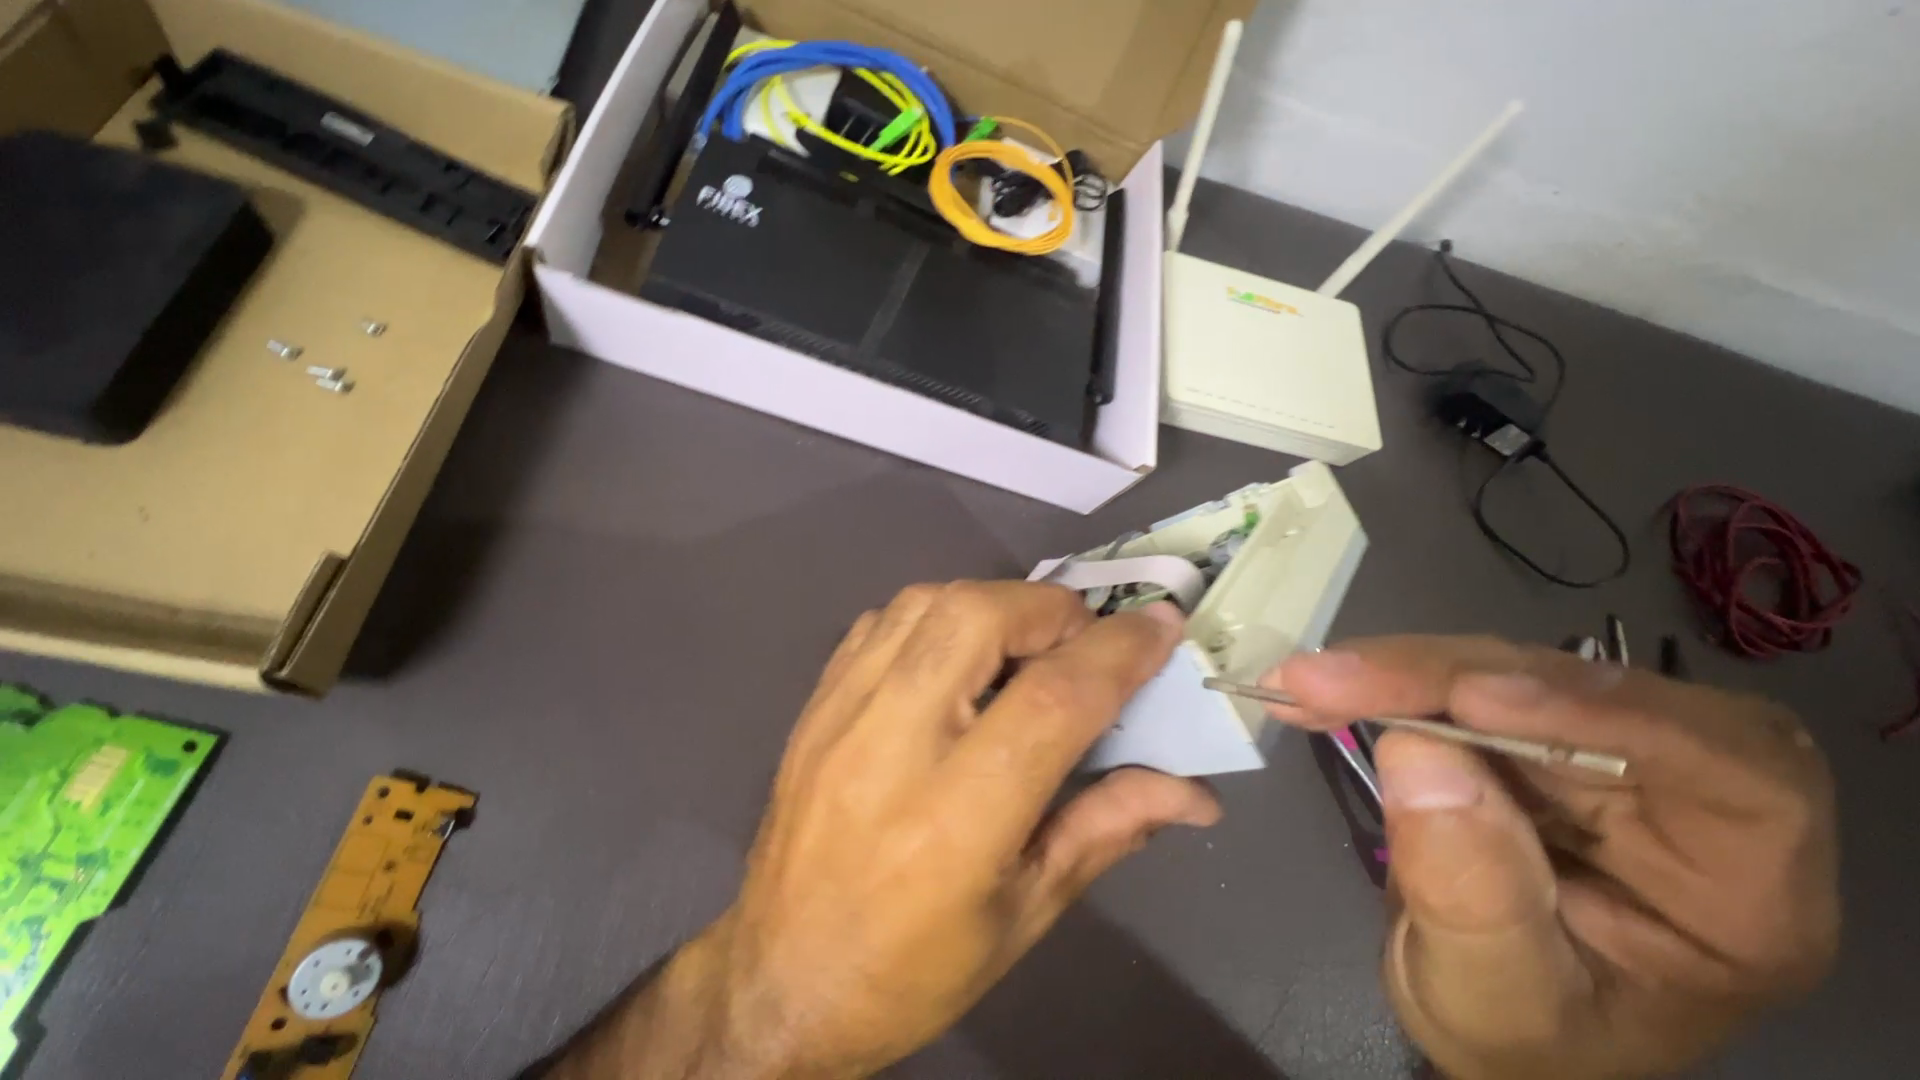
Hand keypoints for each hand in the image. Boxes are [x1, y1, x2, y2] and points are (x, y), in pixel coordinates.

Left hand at [548, 582, 1219, 1079]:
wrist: (782, 980)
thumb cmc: (915, 967)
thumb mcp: (1027, 913)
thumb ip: (1108, 828)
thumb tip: (1195, 792)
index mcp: (957, 818)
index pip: (1052, 699)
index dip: (1120, 652)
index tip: (1161, 628)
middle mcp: (891, 747)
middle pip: (977, 617)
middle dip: (1050, 608)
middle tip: (1083, 639)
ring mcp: (841, 716)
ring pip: (925, 603)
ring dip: (994, 604)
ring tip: (1026, 644)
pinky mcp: (814, 706)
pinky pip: (881, 623)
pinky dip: (936, 617)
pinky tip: (959, 656)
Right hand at [1267, 637, 1838, 1079]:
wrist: (1489, 1033)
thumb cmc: (1518, 1042)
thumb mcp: (1492, 999)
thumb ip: (1472, 898)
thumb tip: (1416, 752)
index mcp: (1742, 891)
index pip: (1729, 768)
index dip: (1606, 714)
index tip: (1472, 700)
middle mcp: (1686, 803)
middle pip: (1593, 696)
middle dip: (1451, 679)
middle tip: (1332, 678)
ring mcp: (1605, 760)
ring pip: (1516, 674)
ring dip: (1405, 672)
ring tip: (1308, 682)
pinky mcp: (1533, 739)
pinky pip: (1465, 686)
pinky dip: (1390, 683)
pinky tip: (1326, 688)